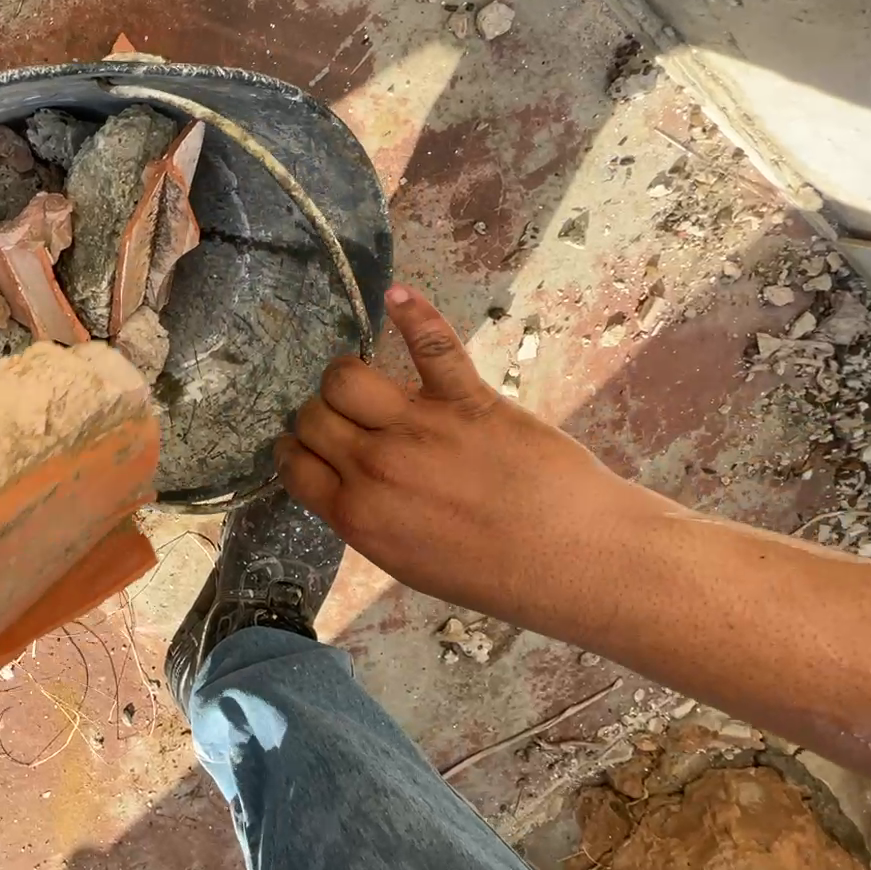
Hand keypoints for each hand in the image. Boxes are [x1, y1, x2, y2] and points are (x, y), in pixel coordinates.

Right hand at [275, 284, 635, 611]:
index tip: (308, 447)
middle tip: (345, 423)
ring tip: (364, 386)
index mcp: (355, 514)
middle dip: (318, 416)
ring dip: (344, 379)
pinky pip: (430, 345)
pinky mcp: (465, 399)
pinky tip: (396, 296)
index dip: (293, 450)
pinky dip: (413, 316)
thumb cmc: (493, 573)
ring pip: (344, 378)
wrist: (579, 562)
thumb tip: (333, 480)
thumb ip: (359, 517)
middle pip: (312, 416)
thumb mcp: (404, 562)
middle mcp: (374, 466)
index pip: (291, 462)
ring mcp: (419, 428)